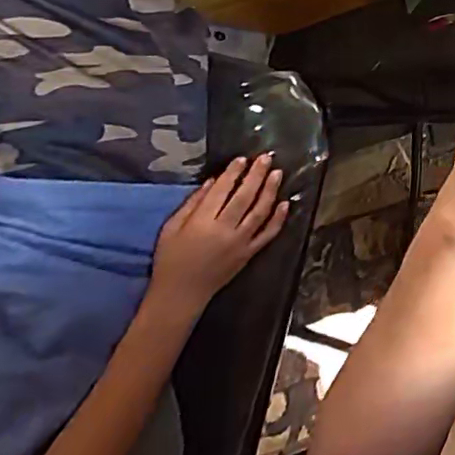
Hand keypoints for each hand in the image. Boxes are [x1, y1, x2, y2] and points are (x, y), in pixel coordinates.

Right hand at [149, 154, 288, 308]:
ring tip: (277, 173)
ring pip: (260, 212)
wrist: (180, 296)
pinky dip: (278, 218)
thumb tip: (213, 181)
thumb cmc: (170, 260)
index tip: (242, 159)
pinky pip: (268, 233)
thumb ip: (192, 204)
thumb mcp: (170, 229)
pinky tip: (285, 203)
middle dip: (256, 175)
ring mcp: (240, 242)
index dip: (233, 173)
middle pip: (244, 197)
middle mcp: (224, 231)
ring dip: (270, 191)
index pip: (221, 191)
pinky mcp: (249, 253)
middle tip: (266, 158)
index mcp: (201, 223)